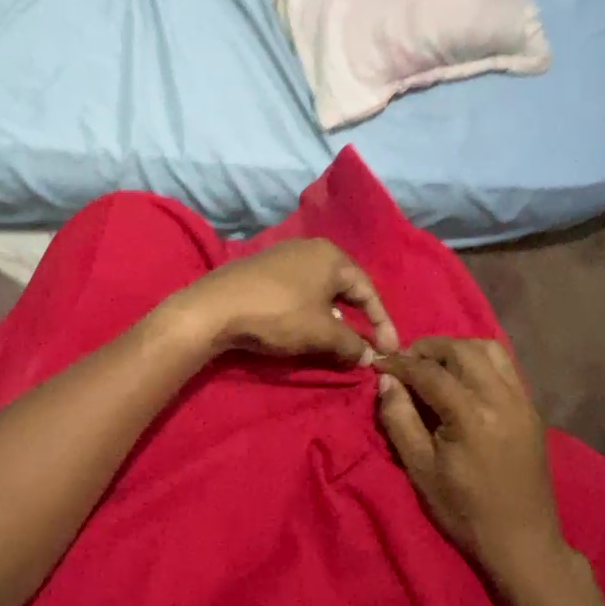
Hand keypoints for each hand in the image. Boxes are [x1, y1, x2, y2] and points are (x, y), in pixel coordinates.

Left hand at [172, 239, 398, 364]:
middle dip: (356, 319)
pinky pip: (296, 291)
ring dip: (331, 317)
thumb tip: (370, 356)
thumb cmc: (278, 315)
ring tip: (334, 343)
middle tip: (364, 346)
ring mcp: (282, 256)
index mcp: (332, 257)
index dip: (382, 323)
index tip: (390, 351)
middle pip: (343, 287)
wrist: (214, 308)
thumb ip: (352, 345)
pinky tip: (301, 330)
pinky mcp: (260, 270)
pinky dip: (307, 311)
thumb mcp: (322, 333)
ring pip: (319, 290)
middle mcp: (309, 248)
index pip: (368, 291)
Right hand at [375, 338, 566, 574]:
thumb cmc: (464, 511)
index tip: (379, 363)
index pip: (430, 372)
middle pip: (462, 349)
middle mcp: (502, 400)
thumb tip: (387, 381)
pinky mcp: (532, 410)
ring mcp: (523, 402)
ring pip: (489, 349)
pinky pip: (506, 367)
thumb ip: (399, 419)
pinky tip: (462, 381)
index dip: (400, 363)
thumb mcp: (420, 470)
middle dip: (429, 349)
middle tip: (406, 363)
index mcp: (472, 417)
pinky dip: (480, 361)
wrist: (522, 543)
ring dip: (457, 350)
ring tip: (435, 368)